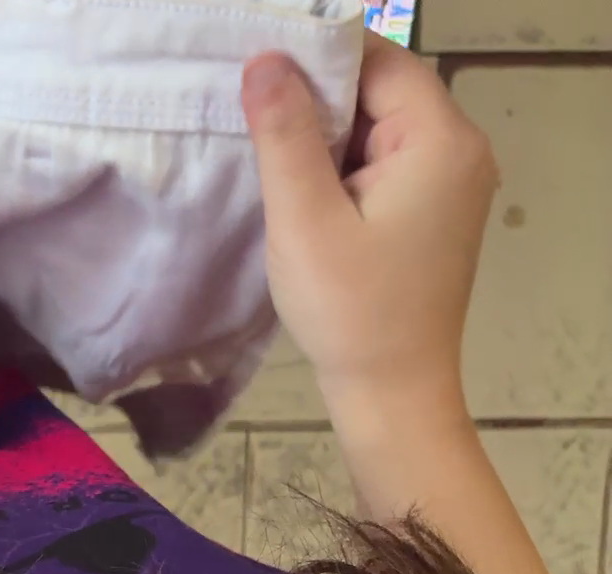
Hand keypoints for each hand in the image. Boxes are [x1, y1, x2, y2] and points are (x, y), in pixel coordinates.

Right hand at [242, 33, 497, 418]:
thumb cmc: (344, 302)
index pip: (384, 66)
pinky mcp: (428, 214)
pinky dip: (337, 168)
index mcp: (439, 140)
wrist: (388, 379)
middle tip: (246, 121)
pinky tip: (298, 194)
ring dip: (322, 139)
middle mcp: (458, 150)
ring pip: (379, 134)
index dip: (320, 60)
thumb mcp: (304, 218)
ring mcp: (447, 184)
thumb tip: (265, 63)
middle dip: (317, 101)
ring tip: (263, 160)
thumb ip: (285, 139)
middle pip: (384, 97)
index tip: (255, 75)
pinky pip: (382, 167)